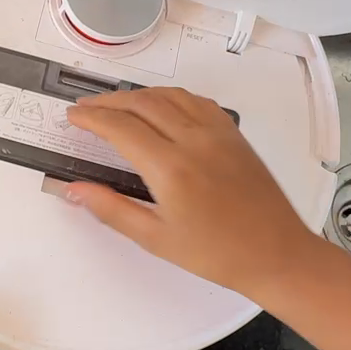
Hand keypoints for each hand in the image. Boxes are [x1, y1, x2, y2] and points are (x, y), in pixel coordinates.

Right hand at [64, 87, 341, 305]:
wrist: (277, 255)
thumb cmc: (216, 253)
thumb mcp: (154, 238)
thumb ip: (110, 208)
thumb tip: (73, 189)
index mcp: (170, 168)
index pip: (120, 127)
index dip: (91, 118)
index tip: (73, 116)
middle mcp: (193, 141)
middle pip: (141, 103)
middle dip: (108, 101)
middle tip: (86, 108)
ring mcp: (217, 133)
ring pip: (168, 95)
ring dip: (136, 94)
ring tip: (115, 104)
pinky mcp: (233, 134)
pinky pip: (196, 101)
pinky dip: (169, 96)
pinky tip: (160, 105)